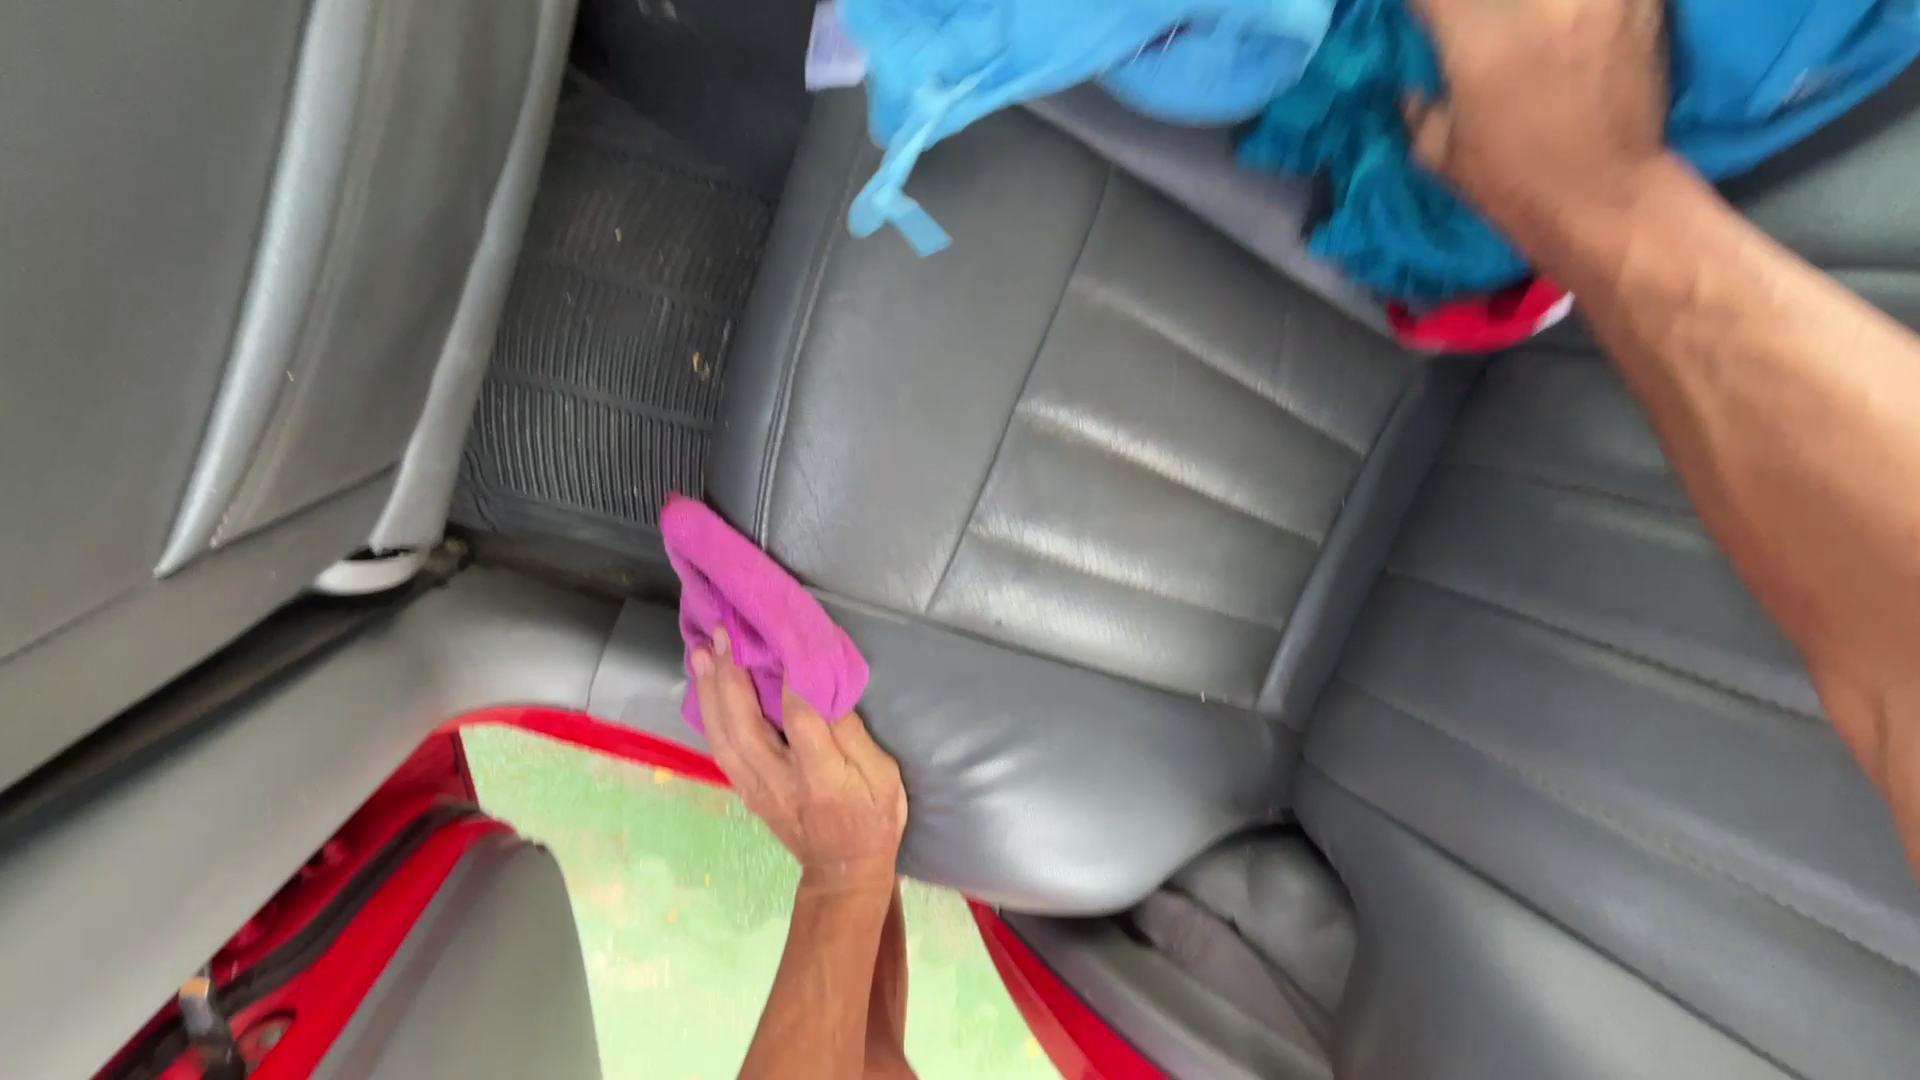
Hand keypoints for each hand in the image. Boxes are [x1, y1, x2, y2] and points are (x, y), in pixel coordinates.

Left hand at [692, 630, 906, 893]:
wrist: (842, 873)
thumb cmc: (873, 819)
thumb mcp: (883, 777)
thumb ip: (852, 733)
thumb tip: (825, 687)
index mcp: (821, 777)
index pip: (800, 721)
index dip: (790, 678)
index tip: (783, 637)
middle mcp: (779, 781)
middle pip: (746, 727)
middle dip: (732, 677)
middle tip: (725, 634)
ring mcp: (756, 788)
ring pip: (724, 737)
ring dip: (711, 692)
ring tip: (703, 651)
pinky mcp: (746, 790)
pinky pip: (720, 748)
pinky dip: (709, 714)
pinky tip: (705, 687)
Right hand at [1403, 0, 1669, 247]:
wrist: (1600, 192)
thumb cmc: (1508, 182)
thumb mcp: (1437, 154)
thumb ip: (1419, 105)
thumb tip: (1415, 80)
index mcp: (1481, 44)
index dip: (1423, 8)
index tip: (1420, 19)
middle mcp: (1543, 5)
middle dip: (1470, 8)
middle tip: (1463, 25)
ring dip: (1515, 9)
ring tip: (1515, 29)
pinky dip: (1566, 11)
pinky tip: (1556, 28)